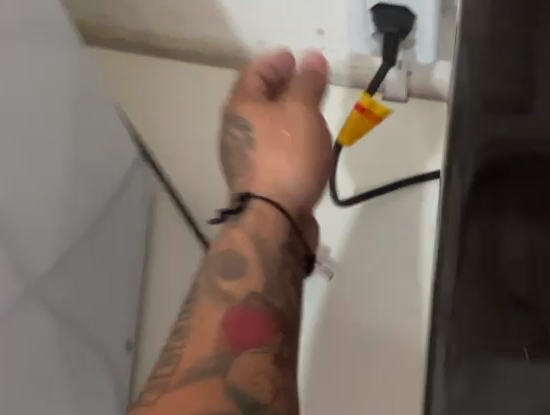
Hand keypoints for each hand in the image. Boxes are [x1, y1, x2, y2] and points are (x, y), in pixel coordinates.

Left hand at [219, 49, 333, 224]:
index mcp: (241, 105)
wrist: (274, 221)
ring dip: (285, 123)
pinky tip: (303, 154)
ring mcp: (244, 161)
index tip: (295, 59)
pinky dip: (287, 147)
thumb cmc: (287, 159)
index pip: (256, 72)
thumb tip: (312, 59)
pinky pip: (273, 156)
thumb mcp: (302, 112)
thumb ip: (308, 83)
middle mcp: (236, 131)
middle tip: (305, 88)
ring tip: (309, 122)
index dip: (276, 62)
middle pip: (258, 102)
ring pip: (266, 131)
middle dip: (281, 92)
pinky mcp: (257, 186)